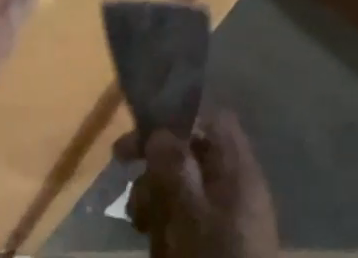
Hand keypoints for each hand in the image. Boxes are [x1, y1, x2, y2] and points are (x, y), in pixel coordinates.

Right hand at [114, 112, 278, 257]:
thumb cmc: (213, 255)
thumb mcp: (187, 209)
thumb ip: (173, 165)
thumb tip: (159, 130)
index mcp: (237, 169)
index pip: (213, 118)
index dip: (179, 113)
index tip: (145, 123)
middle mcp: (234, 184)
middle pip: (190, 149)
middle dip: (153, 157)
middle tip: (120, 159)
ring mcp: (226, 212)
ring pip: (181, 180)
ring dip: (152, 190)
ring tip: (138, 216)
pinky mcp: (215, 235)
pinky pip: (183, 209)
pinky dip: (162, 214)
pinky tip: (147, 230)